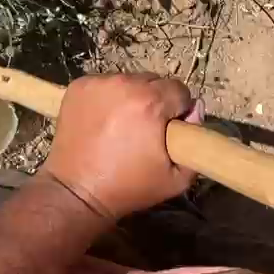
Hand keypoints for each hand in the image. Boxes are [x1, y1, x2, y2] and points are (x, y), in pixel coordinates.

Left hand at [38, 73, 201, 220]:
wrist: (76, 192)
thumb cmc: (129, 187)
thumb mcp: (176, 178)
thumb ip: (196, 141)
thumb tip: (195, 110)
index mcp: (151, 102)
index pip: (179, 90)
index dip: (178, 111)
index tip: (167, 131)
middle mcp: (124, 84)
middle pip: (154, 82)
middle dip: (155, 102)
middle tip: (144, 130)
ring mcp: (98, 83)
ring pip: (128, 81)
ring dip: (131, 98)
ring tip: (121, 126)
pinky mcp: (78, 86)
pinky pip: (105, 84)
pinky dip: (108, 97)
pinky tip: (103, 121)